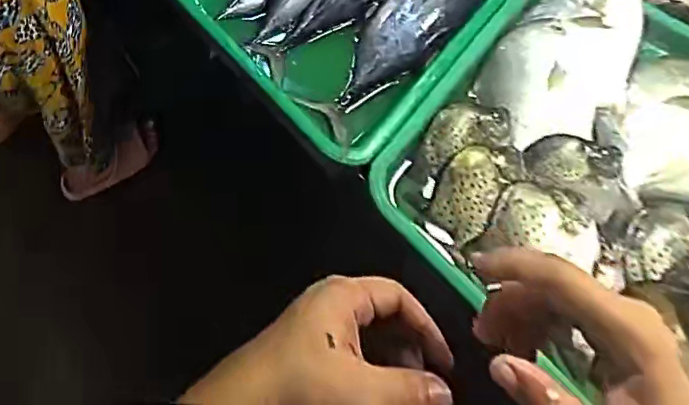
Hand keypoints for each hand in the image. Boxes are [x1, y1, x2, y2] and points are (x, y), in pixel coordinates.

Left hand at [181, 275, 453, 404]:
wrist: (243, 401)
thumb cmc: (298, 384)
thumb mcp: (358, 389)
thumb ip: (405, 389)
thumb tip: (444, 392)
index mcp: (342, 294)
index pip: (397, 295)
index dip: (426, 325)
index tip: (445, 363)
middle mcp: (332, 302)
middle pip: (385, 316)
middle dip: (411, 350)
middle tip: (429, 387)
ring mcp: (319, 326)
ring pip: (370, 339)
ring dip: (393, 365)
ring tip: (407, 395)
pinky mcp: (310, 350)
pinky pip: (353, 353)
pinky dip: (373, 372)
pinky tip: (379, 396)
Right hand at [472, 250, 688, 404]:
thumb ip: (550, 399)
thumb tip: (499, 364)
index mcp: (630, 327)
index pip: (558, 275)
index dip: (512, 264)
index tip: (473, 267)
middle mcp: (631, 313)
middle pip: (557, 286)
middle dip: (514, 300)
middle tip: (482, 333)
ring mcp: (634, 326)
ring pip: (565, 300)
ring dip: (527, 315)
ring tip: (501, 347)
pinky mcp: (633, 343)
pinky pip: (579, 319)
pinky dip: (548, 327)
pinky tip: (530, 351)